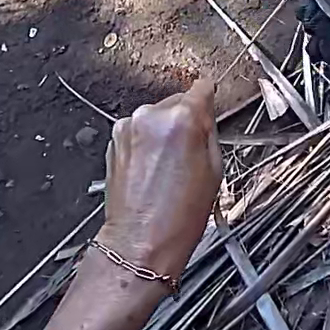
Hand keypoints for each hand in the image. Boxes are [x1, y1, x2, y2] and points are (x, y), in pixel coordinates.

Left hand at [95, 78, 221, 287]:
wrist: (140, 242)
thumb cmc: (178, 216)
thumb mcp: (214, 169)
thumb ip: (209, 130)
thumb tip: (206, 112)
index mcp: (182, 119)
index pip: (201, 88)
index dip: (208, 99)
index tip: (209, 107)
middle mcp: (151, 116)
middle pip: (177, 103)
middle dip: (186, 121)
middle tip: (191, 154)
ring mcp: (129, 127)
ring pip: (157, 117)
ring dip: (164, 132)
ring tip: (170, 167)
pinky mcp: (115, 139)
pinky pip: (139, 131)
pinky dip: (147, 143)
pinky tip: (153, 170)